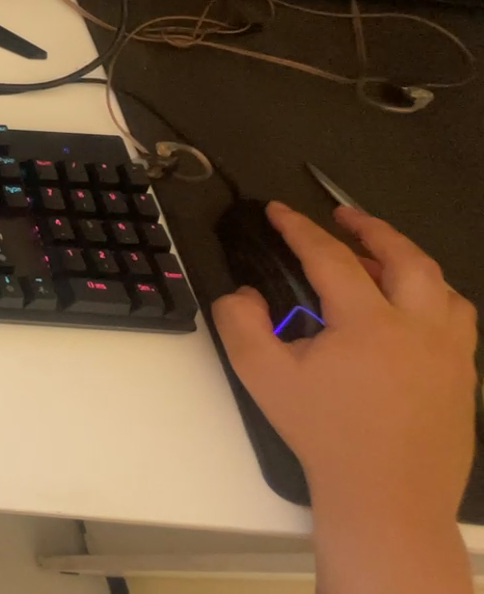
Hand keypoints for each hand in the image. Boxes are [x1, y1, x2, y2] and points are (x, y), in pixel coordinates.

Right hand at [212, 202, 475, 592]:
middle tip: (344, 215)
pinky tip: (403, 306)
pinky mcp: (463, 378)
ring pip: (446, 290)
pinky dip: (430, 296)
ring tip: (377, 257)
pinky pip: (457, 320)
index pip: (332, 259)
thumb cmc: (321, 427)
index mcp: (371, 324)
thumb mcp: (258, 370)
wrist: (387, 491)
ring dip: (409, 262)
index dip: (300, 228)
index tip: (277, 210)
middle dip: (375, 230)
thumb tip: (247, 293)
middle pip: (410, 262)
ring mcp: (452, 355)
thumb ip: (240, 319)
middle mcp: (422, 331)